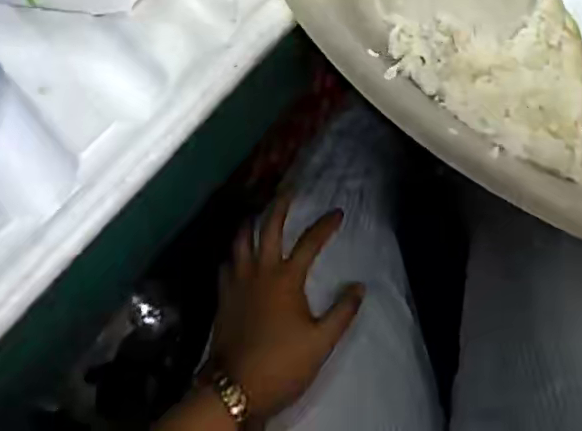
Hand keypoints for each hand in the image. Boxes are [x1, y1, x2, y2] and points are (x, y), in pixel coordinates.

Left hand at [211, 192, 363, 421]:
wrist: (234, 391)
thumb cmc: (281, 364)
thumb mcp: (321, 342)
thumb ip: (342, 312)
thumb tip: (359, 286)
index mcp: (287, 277)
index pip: (310, 242)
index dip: (326, 224)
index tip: (338, 212)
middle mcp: (261, 271)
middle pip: (268, 227)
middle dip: (279, 206)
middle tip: (287, 191)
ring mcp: (238, 283)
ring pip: (241, 241)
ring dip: (250, 224)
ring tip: (256, 215)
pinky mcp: (223, 298)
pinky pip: (226, 265)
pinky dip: (233, 255)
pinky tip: (235, 256)